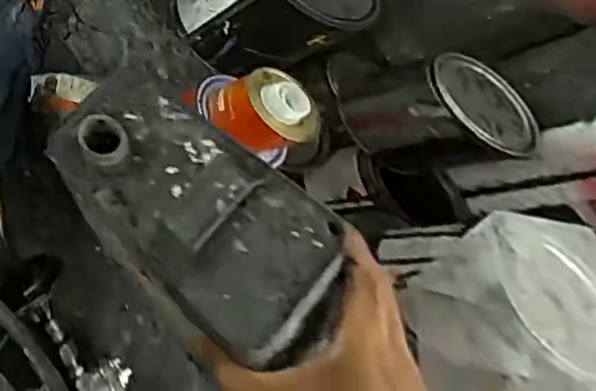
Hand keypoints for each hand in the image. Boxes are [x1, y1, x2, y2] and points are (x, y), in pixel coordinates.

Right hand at [198, 231, 425, 390]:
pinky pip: (393, 342)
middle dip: (358, 264)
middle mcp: (395, 352)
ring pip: (393, 320)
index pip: (367, 280)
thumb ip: (225, 363)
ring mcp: (408, 377)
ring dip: (369, 294)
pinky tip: (347, 327)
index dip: (353, 247)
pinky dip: (372, 321)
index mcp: (365, 342)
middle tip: (321, 237)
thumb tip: (186, 329)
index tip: (330, 220)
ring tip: (331, 272)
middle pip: (384, 295)